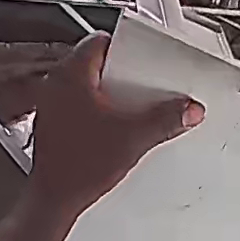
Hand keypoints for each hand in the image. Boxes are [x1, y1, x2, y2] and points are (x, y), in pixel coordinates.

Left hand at [27, 33, 203, 218]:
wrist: (55, 199)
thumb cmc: (78, 168)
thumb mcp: (133, 138)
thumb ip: (165, 120)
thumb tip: (188, 110)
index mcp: (71, 76)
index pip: (99, 41)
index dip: (125, 48)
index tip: (142, 59)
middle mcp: (55, 86)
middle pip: (94, 63)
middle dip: (120, 74)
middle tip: (141, 86)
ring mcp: (51, 105)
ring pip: (85, 85)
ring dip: (108, 93)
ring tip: (130, 108)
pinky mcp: (52, 125)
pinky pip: (77, 105)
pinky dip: (96, 110)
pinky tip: (114, 128)